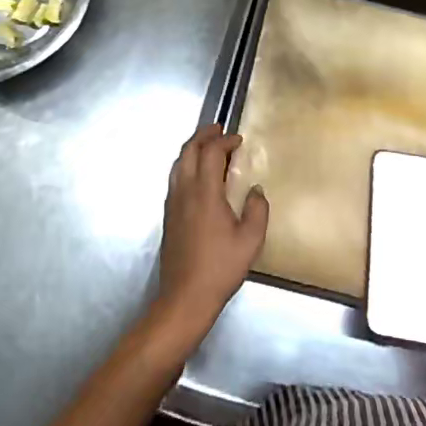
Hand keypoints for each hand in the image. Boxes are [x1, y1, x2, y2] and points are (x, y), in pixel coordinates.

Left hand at [155, 125, 268, 337]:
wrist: (186, 295)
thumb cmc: (221, 267)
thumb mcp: (250, 240)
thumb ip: (257, 210)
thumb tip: (256, 190)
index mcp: (204, 192)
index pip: (210, 152)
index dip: (224, 141)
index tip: (238, 140)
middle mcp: (184, 190)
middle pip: (188, 150)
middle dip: (203, 135)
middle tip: (218, 129)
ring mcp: (172, 202)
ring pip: (178, 163)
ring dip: (192, 148)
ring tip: (208, 146)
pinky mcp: (168, 214)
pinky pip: (175, 177)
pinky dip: (186, 164)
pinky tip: (198, 175)